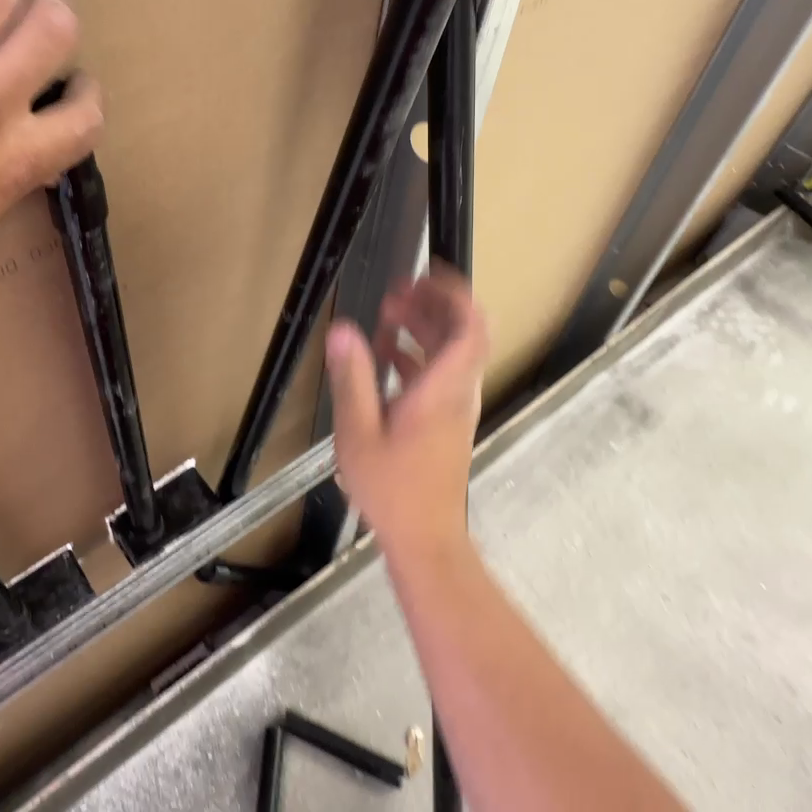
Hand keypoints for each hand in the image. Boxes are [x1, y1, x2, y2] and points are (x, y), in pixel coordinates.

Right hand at [324, 268, 489, 558]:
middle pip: (461, 335)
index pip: (469, 328)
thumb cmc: (392, 489)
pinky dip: (417, 356)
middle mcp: (455, 394)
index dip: (454, 295)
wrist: (425, 537)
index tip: (428, 274)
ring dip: (424, 329)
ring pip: (449, 355)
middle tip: (398, 290)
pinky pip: (438, 376)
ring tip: (388, 314)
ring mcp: (452, 410)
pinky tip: (387, 356)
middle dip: (432, 305)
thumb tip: (342, 330)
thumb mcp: (359, 432)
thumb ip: (353, 378)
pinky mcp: (444, 424)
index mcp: (441, 390)